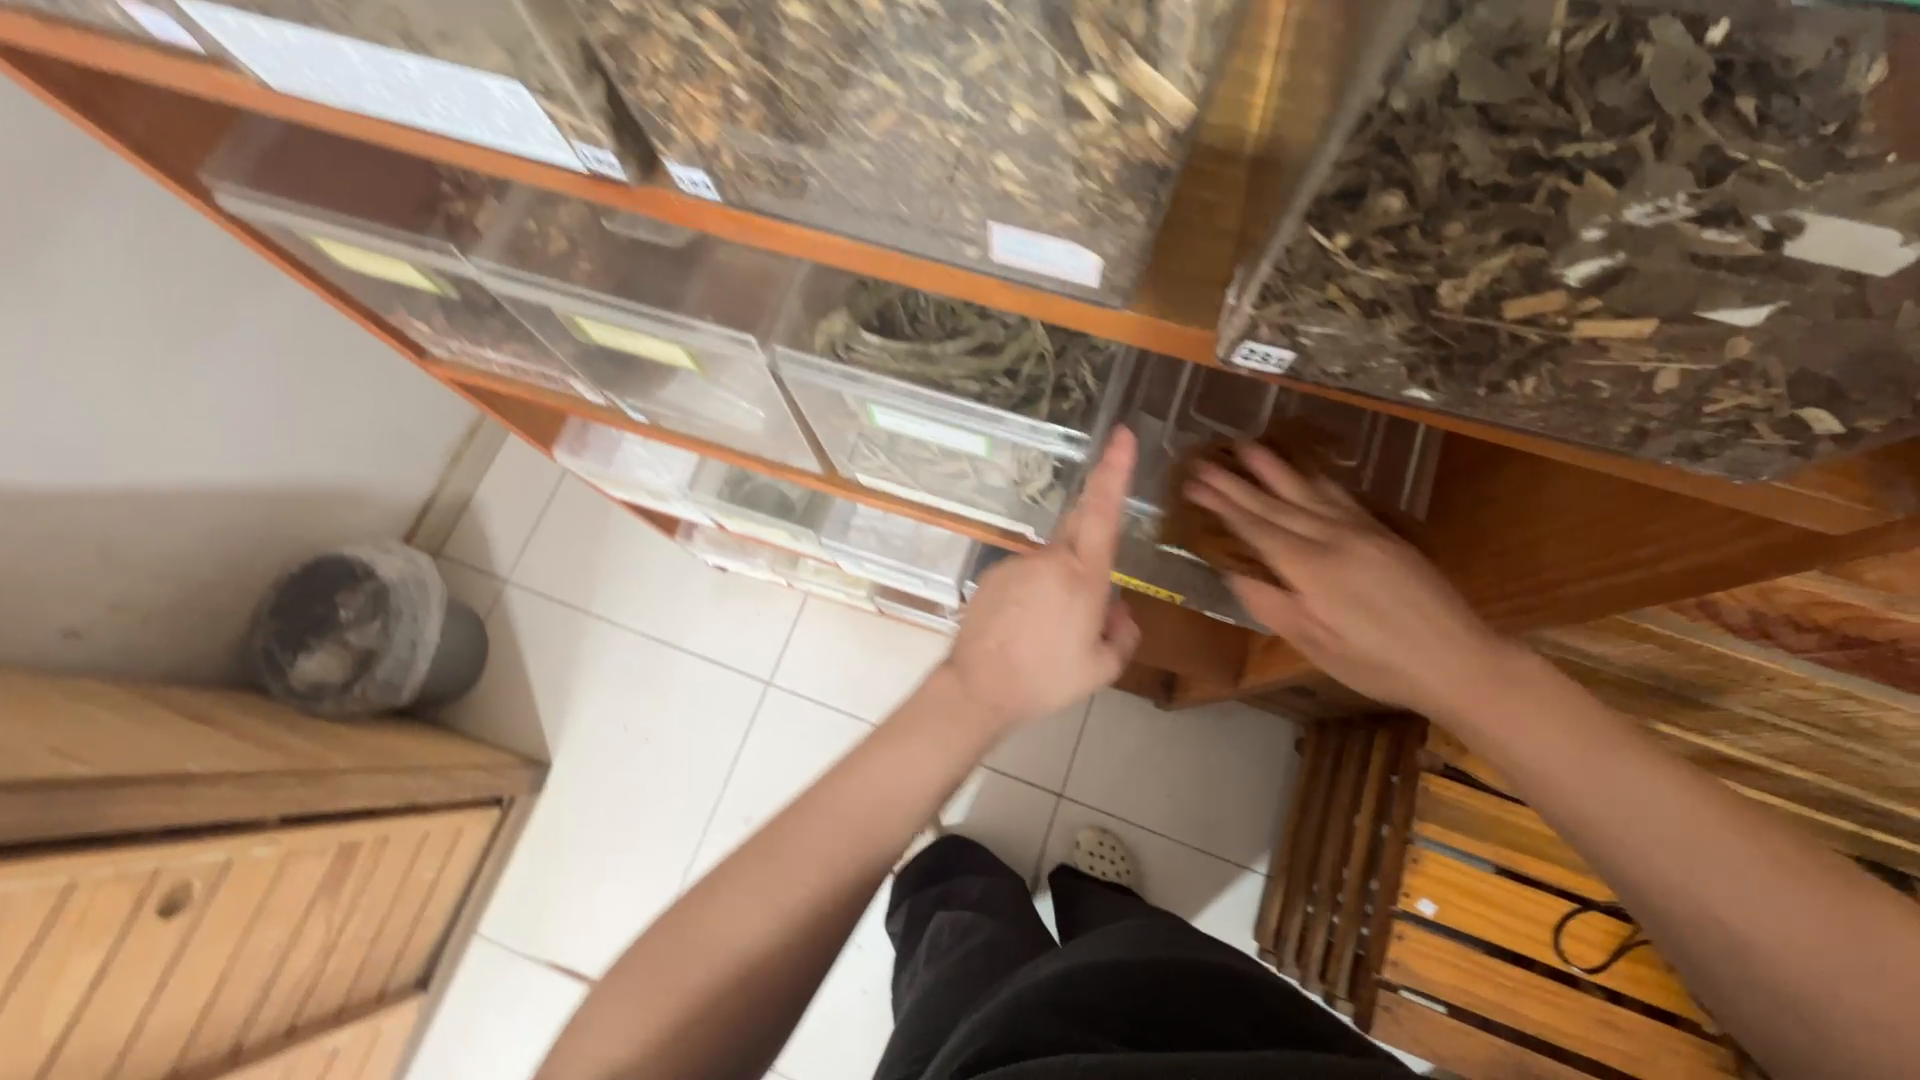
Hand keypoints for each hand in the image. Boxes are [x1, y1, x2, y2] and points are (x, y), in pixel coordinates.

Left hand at [944, 428, 1142, 731]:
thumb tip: (1116, 609)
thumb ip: (1122, 632)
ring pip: (1052, 564)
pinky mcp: (993, 575)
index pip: (1103, 512)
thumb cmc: (1046, 680)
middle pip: (1079, 533)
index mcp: (1084, 577)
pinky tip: (1024, 632)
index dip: (1114, 470)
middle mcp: (1050, 560)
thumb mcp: (1102, 667)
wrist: (979, 689)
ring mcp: (1017, 564)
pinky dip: (1032, 596)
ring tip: (1048, 636)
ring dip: (1059, 587)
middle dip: (1091, 550)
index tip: (1122, 435)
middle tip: (1088, 601)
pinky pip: (1025, 577)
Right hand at [1186, 443, 1512, 714]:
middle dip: (1237, 483)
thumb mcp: (1313, 644)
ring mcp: (1361, 532)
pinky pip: (1341, 498)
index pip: (1255, 529)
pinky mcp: (1383, 534)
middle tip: (1205, 462)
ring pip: (1308, 493)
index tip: (1194, 485)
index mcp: (1309, 569)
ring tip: (1248, 447)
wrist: (1456, 658)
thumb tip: (1232, 571)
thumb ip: (1270, 603)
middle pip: (1275, 505)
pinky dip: (1317, 481)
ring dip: (1275, 470)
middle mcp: (1332, 539)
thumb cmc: (1376, 664)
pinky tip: (1305, 471)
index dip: (1222, 506)